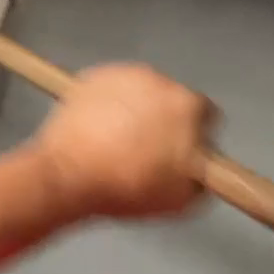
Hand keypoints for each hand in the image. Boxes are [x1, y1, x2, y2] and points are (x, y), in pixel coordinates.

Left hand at [33, 63, 215, 218]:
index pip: (205, 115)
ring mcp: (123, 74)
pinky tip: (96, 128)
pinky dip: (106, 103)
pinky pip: (109, 89)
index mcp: (188, 106)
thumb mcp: (181, 199)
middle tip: (143, 148)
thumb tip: (202, 171)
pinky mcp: (93, 76)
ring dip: (134, 109)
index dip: (192, 134)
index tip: (177, 149)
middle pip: (170, 99)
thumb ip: (202, 178)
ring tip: (115, 140)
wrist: (68, 175)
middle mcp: (160, 80)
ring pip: (139, 92)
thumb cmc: (125, 187)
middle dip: (162, 120)